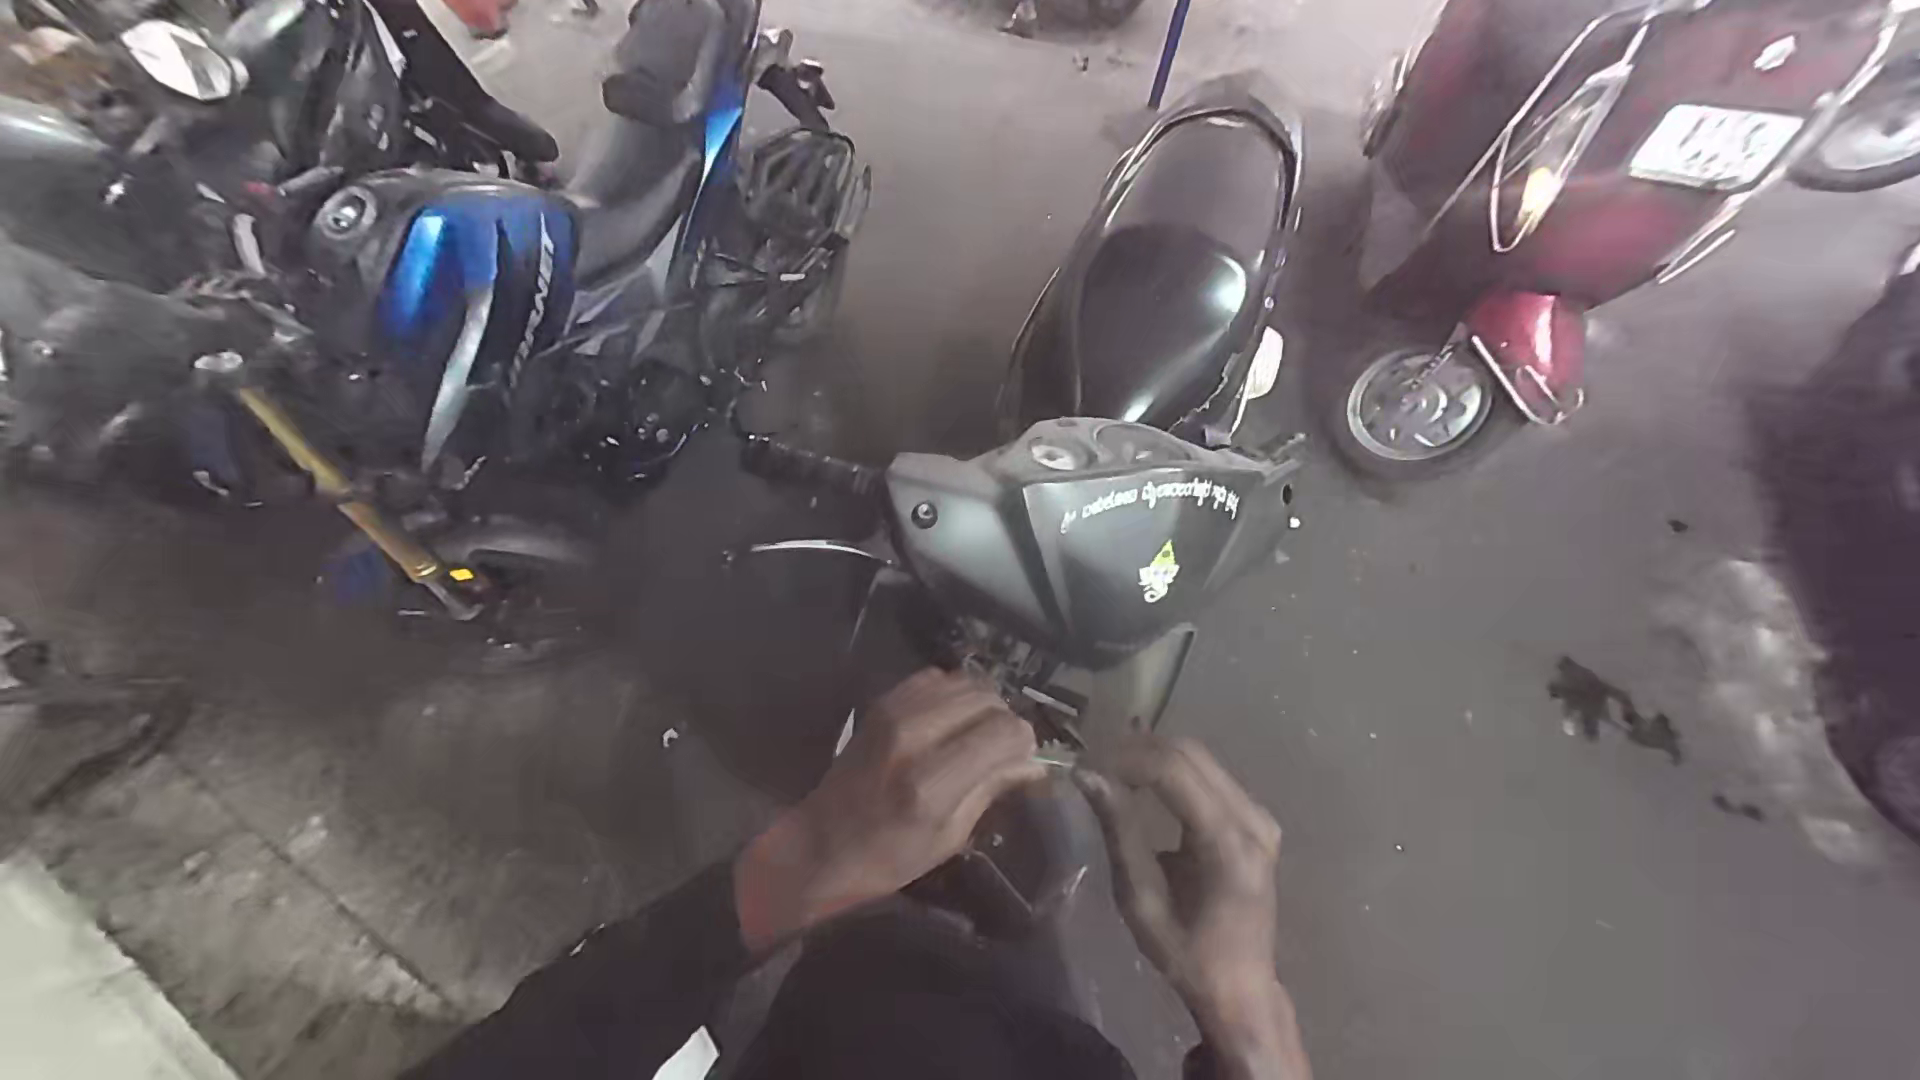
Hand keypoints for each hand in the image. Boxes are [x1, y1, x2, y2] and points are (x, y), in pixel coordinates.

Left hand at [733, 668, 1044, 954]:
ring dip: (982, 704)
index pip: (1004, 732)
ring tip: (979, 731)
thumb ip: (992, 788)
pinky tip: (951, 718)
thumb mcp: (949, 837)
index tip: (1023, 759)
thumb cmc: (887, 857)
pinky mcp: (883, 701)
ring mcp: (895, 711)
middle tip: (1002, 747)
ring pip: (965, 682)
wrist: (820, 842)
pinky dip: (953, 693)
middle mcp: (914, 734)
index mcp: (932, 782)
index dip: (1024, 742)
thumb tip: (1033, 762)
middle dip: (1005, 721)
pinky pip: (937, 677)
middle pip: (988, 699)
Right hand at [1077, 735, 1310, 1079]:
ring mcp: (1259, 814)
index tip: (1085, 766)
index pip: (1171, 771)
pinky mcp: (1255, 815)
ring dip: (1148, 753)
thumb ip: (1119, 829)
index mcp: (1228, 844)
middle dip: (1133, 750)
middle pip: (1185, 753)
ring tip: (1110, 770)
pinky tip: (1140, 779)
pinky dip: (1167, 766)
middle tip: (1093, 765)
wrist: (1240, 988)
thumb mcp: (1139, 898)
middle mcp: (1252, 819)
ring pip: (1195, 754)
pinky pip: (1205, 770)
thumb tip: (1087, 774)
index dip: (1124, 759)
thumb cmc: (1184, 953)